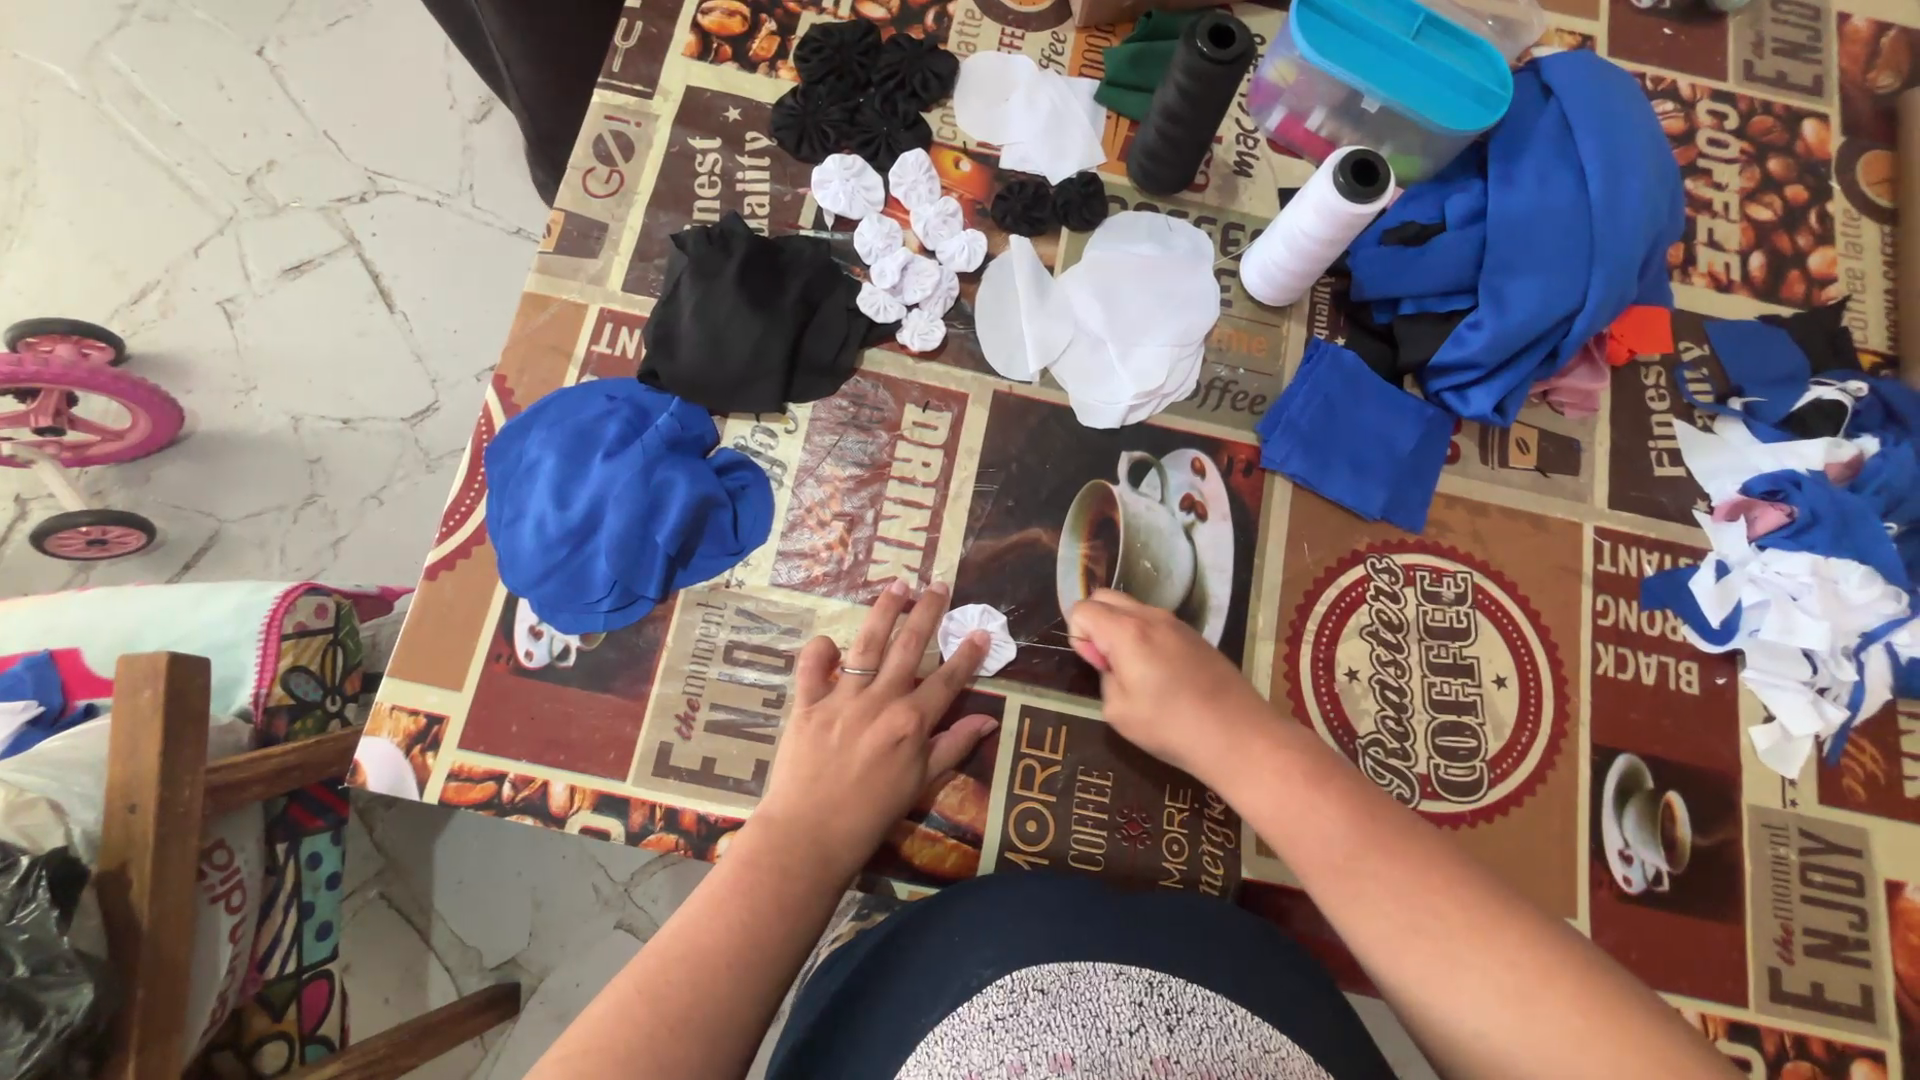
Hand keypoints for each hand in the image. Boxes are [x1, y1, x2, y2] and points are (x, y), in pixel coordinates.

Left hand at [754, 580, 999, 879]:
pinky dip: (819, 650)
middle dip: (928, 612)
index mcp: (911, 722)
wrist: (810, 835)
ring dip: (885, 611)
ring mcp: (841, 698)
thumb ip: (952, 746)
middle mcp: (880, 701)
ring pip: (867, 644)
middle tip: (940, 585)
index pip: (947, 679)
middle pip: (909, 647)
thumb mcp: (920, 783)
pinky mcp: (807, 704)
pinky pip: (812, 667)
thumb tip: (988, 720)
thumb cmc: (871, 815)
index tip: (981, 630)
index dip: (967, 654)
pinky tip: (829, 639)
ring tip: (898, 585)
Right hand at [1067, 589, 1274, 785]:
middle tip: (1109, 664)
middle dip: (1096, 623)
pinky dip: (1144, 636)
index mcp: (1128, 632)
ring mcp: (1177, 623)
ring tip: (1136, 671)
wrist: (1238, 735)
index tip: (1098, 666)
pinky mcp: (1195, 635)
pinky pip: (1155, 622)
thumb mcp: (1118, 711)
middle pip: (1105, 597)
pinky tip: (1161, 674)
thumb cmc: (1172, 727)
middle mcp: (1151, 617)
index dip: (1079, 637)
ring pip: (1132, 608)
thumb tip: (1110, 663)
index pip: (1082, 609)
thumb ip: (1104, 676)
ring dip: (1121, 629)